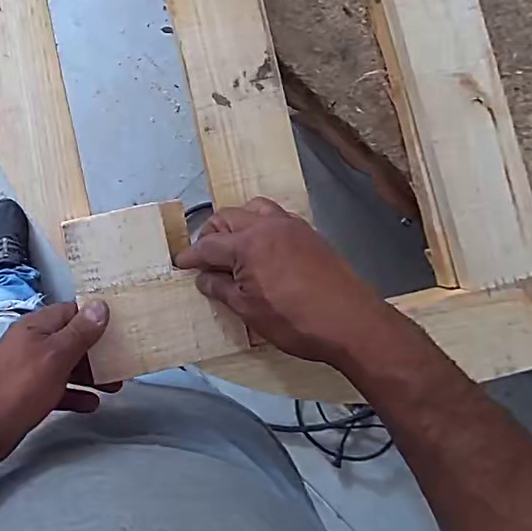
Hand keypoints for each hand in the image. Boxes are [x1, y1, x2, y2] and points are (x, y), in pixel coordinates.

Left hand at [0, 301, 120, 466]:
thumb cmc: (17, 388)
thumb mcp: (55, 356)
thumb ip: (80, 332)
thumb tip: (100, 305)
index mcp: (37, 326)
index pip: (74, 311)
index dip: (98, 317)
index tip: (123, 325)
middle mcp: (33, 343)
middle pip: (73, 339)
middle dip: (98, 349)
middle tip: (124, 359)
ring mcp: (29, 368)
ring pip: (68, 365)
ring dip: (91, 374)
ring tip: (116, 385)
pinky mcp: (28, 393)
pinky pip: (58, 388)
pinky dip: (75, 394)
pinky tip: (92, 404)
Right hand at [172, 198, 412, 369]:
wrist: (350, 321)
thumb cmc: (296, 321)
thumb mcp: (249, 310)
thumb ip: (222, 289)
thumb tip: (204, 278)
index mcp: (248, 244)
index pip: (209, 244)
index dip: (192, 256)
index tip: (181, 264)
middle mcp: (268, 225)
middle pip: (228, 218)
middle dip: (211, 235)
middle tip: (205, 259)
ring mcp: (291, 225)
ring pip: (254, 209)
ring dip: (238, 223)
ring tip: (234, 247)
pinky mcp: (309, 232)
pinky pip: (277, 216)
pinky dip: (262, 224)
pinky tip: (263, 247)